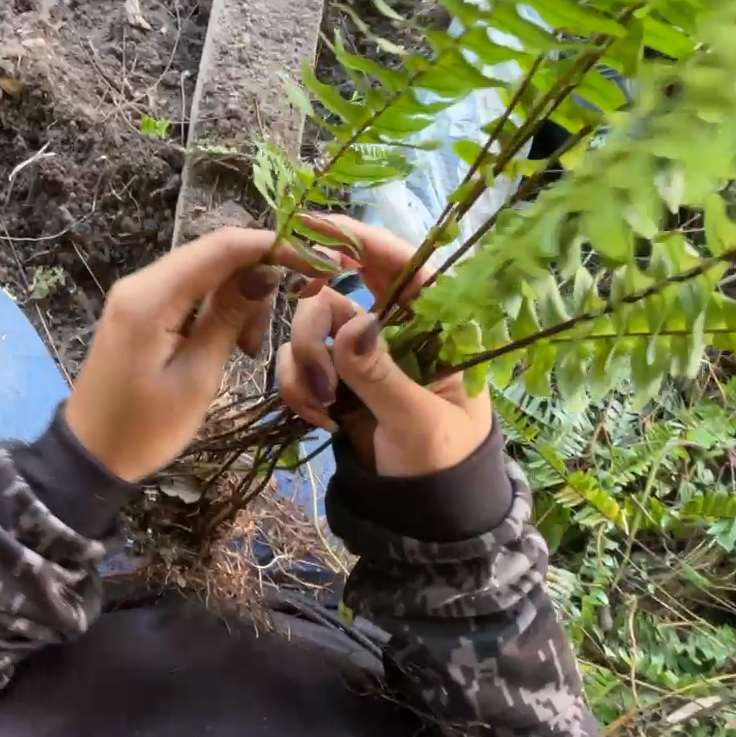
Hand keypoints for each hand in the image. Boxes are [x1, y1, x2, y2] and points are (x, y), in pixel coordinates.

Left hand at [65, 228, 330, 481]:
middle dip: (256, 277)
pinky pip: (187, 293)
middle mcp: (140, 283)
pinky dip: (215, 309)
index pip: (221, 247)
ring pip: (203, 274)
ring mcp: (136, 296)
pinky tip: (229, 342)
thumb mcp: (196, 378)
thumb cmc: (143, 428)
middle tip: (279, 323)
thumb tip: (263, 271)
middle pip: (213, 255)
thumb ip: (227, 318)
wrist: (89, 454)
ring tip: (249, 349)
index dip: (272, 246)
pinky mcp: (138, 311)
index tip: (316, 260)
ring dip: (237, 299)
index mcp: (150, 297)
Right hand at [275, 215, 490, 477]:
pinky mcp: (329, 374)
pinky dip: (295, 387)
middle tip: (315, 368)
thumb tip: (349, 328)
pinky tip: (317, 418)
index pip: (402, 266)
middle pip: (337, 290)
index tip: (312, 227)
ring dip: (303, 364)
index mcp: (436, 326)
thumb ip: (383, 376)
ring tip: (323, 407)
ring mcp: (356, 351)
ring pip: (307, 325)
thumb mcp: (419, 423)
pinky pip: (294, 360)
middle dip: (314, 324)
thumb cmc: (442, 462)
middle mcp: (392, 328)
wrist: (418, 509)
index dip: (360, 239)